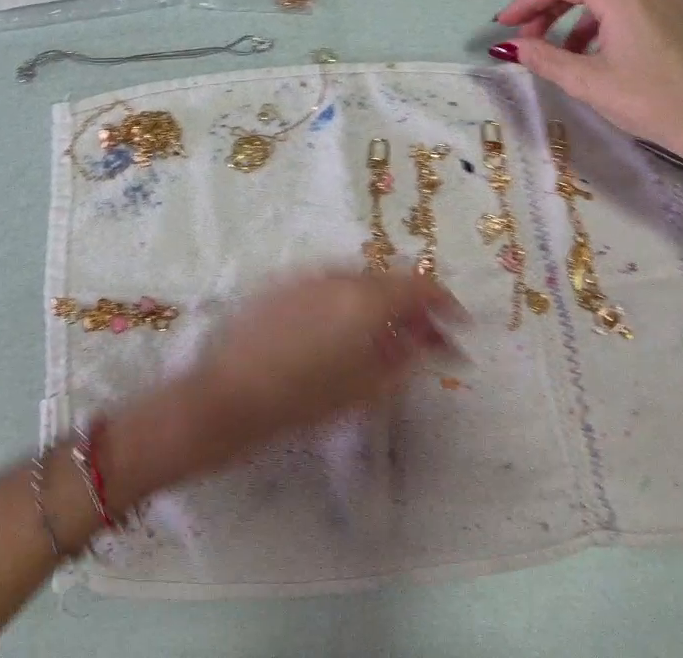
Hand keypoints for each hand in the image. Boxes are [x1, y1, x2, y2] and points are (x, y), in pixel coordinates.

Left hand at [106, 271, 466, 500]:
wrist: (223, 399)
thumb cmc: (299, 404)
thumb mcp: (364, 391)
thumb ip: (404, 360)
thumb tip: (428, 342)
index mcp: (365, 299)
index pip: (421, 286)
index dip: (446, 305)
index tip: (459, 328)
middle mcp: (337, 276)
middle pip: (389, 280)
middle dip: (412, 307)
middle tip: (423, 341)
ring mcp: (304, 277)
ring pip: (356, 281)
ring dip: (379, 304)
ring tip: (384, 340)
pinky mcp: (278, 285)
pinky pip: (326, 286)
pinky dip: (346, 302)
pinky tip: (342, 332)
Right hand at [492, 0, 682, 173]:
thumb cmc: (649, 101)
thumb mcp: (588, 83)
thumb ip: (545, 59)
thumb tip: (510, 47)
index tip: (504, 24)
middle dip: (550, 8)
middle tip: (527, 40)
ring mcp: (671, 1)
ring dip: (576, 19)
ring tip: (561, 55)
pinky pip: (632, 9)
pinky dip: (604, 25)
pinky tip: (598, 57)